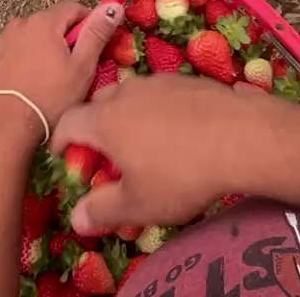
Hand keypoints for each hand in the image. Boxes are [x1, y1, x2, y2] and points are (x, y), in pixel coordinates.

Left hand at [0, 1, 122, 144]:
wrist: (2, 130)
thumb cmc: (49, 100)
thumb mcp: (81, 69)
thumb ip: (96, 34)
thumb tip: (113, 6)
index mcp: (44, 22)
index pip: (73, 8)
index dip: (87, 23)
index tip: (93, 44)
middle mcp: (19, 24)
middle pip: (49, 23)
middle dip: (61, 39)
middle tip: (70, 69)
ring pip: (27, 38)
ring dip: (38, 50)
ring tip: (44, 81)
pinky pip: (8, 53)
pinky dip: (17, 62)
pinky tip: (22, 86)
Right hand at [51, 74, 273, 234]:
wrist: (238, 136)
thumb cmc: (180, 174)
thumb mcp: (138, 204)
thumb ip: (103, 210)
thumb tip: (76, 219)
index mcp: (105, 120)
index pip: (69, 122)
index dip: (61, 140)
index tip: (63, 155)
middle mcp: (127, 93)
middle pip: (98, 104)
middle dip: (94, 125)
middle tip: (103, 153)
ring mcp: (158, 82)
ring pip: (130, 94)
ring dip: (126, 114)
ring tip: (139, 141)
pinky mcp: (185, 80)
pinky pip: (159, 93)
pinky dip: (155, 108)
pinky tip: (174, 130)